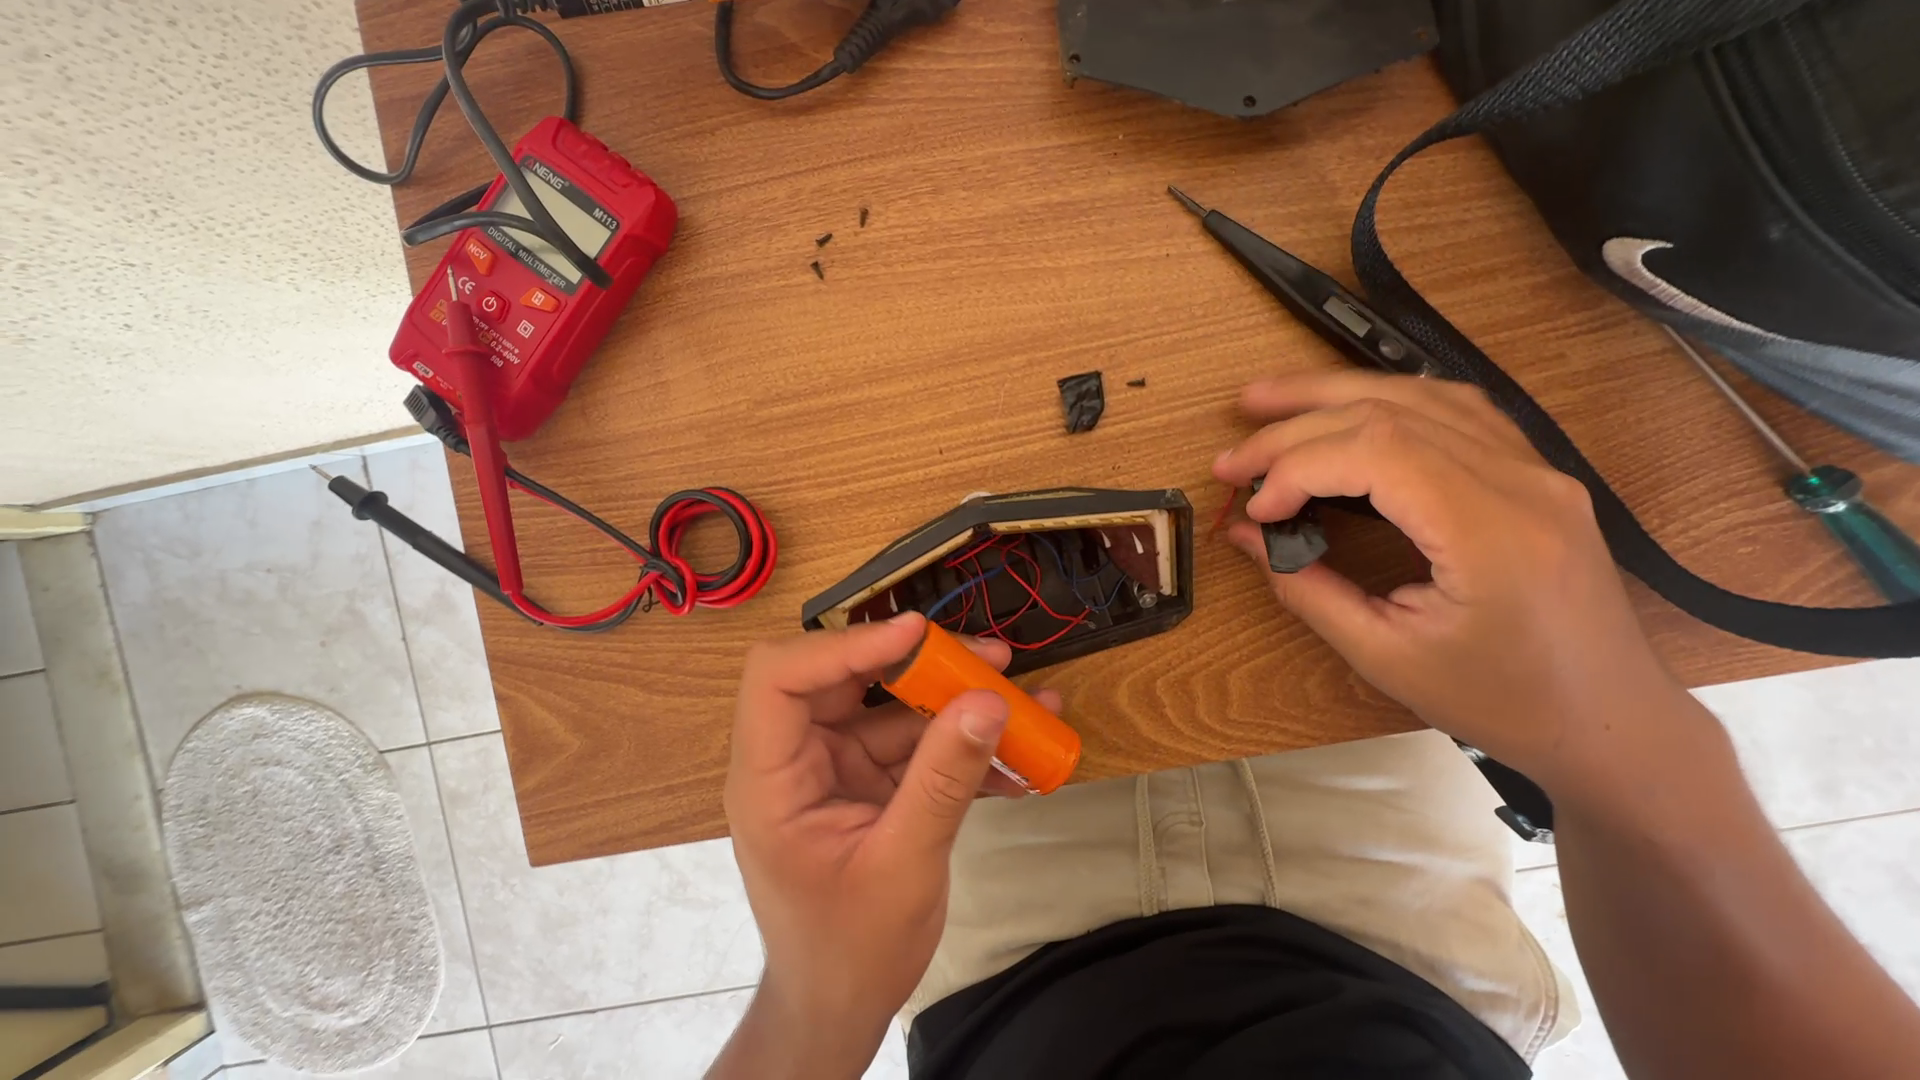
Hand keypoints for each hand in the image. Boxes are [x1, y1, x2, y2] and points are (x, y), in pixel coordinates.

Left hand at [714, 613, 1058, 1078]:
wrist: (841, 1006)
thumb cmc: (850, 949)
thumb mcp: (904, 865)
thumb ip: (945, 780)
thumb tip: (988, 702)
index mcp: (770, 778)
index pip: (781, 678)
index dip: (844, 644)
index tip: (917, 634)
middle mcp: (796, 759)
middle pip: (846, 677)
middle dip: (919, 664)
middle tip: (989, 658)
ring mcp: (834, 768)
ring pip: (890, 706)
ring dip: (953, 703)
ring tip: (1022, 702)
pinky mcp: (868, 783)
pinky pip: (914, 745)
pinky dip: (961, 745)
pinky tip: (1015, 755)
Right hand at [1213, 371, 1691, 789]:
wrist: (1609, 719)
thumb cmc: (1501, 701)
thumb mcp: (1387, 657)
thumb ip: (1308, 588)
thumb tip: (1246, 536)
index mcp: (1492, 532)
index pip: (1378, 453)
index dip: (1298, 466)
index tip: (1252, 509)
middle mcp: (1522, 481)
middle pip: (1390, 413)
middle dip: (1295, 427)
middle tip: (1230, 458)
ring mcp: (1535, 469)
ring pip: (1421, 395)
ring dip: (1333, 393)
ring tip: (1266, 401)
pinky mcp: (1533, 473)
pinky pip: (1454, 410)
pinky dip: (1386, 401)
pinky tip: (1345, 408)